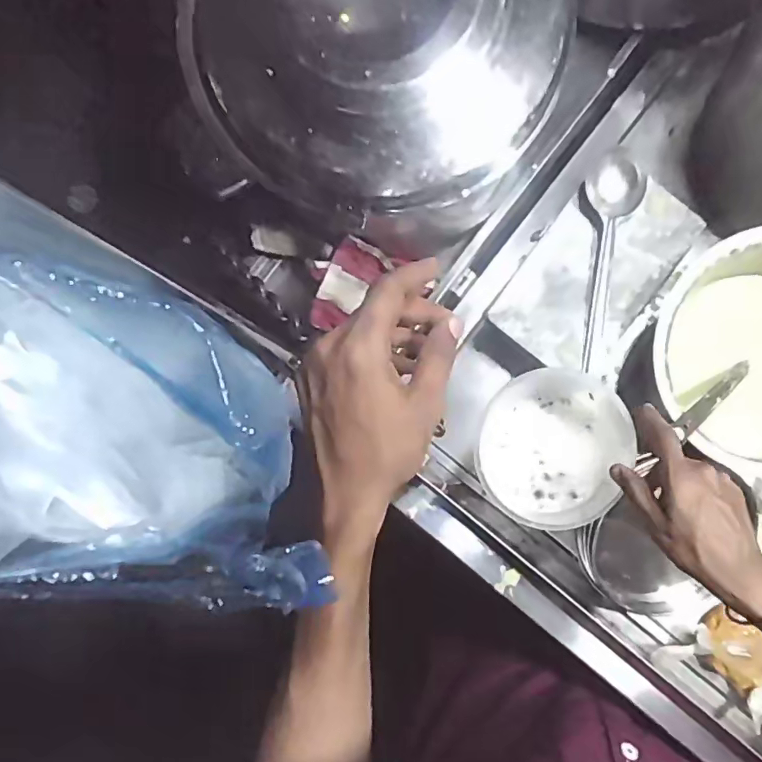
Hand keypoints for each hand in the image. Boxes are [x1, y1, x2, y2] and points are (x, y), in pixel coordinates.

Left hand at [299, 257, 461, 549]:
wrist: (346, 492)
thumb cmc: (390, 451)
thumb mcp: (425, 405)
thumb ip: (439, 357)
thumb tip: (450, 324)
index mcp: (358, 348)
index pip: (386, 293)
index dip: (414, 276)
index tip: (437, 269)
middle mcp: (329, 345)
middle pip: (373, 311)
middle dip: (410, 312)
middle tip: (444, 326)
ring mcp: (315, 363)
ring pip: (359, 331)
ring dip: (394, 333)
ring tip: (427, 349)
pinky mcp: (311, 380)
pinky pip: (345, 351)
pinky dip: (374, 350)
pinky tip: (398, 367)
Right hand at [610, 406, 761, 618]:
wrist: (738, 567)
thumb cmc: (692, 550)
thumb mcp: (657, 526)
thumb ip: (638, 493)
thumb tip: (618, 468)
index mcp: (681, 475)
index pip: (664, 437)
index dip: (651, 421)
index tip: (641, 410)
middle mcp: (704, 469)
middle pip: (675, 460)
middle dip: (662, 472)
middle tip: (654, 500)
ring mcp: (722, 478)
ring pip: (692, 472)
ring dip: (681, 483)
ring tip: (677, 513)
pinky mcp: (734, 488)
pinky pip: (709, 481)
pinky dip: (698, 490)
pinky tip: (698, 515)